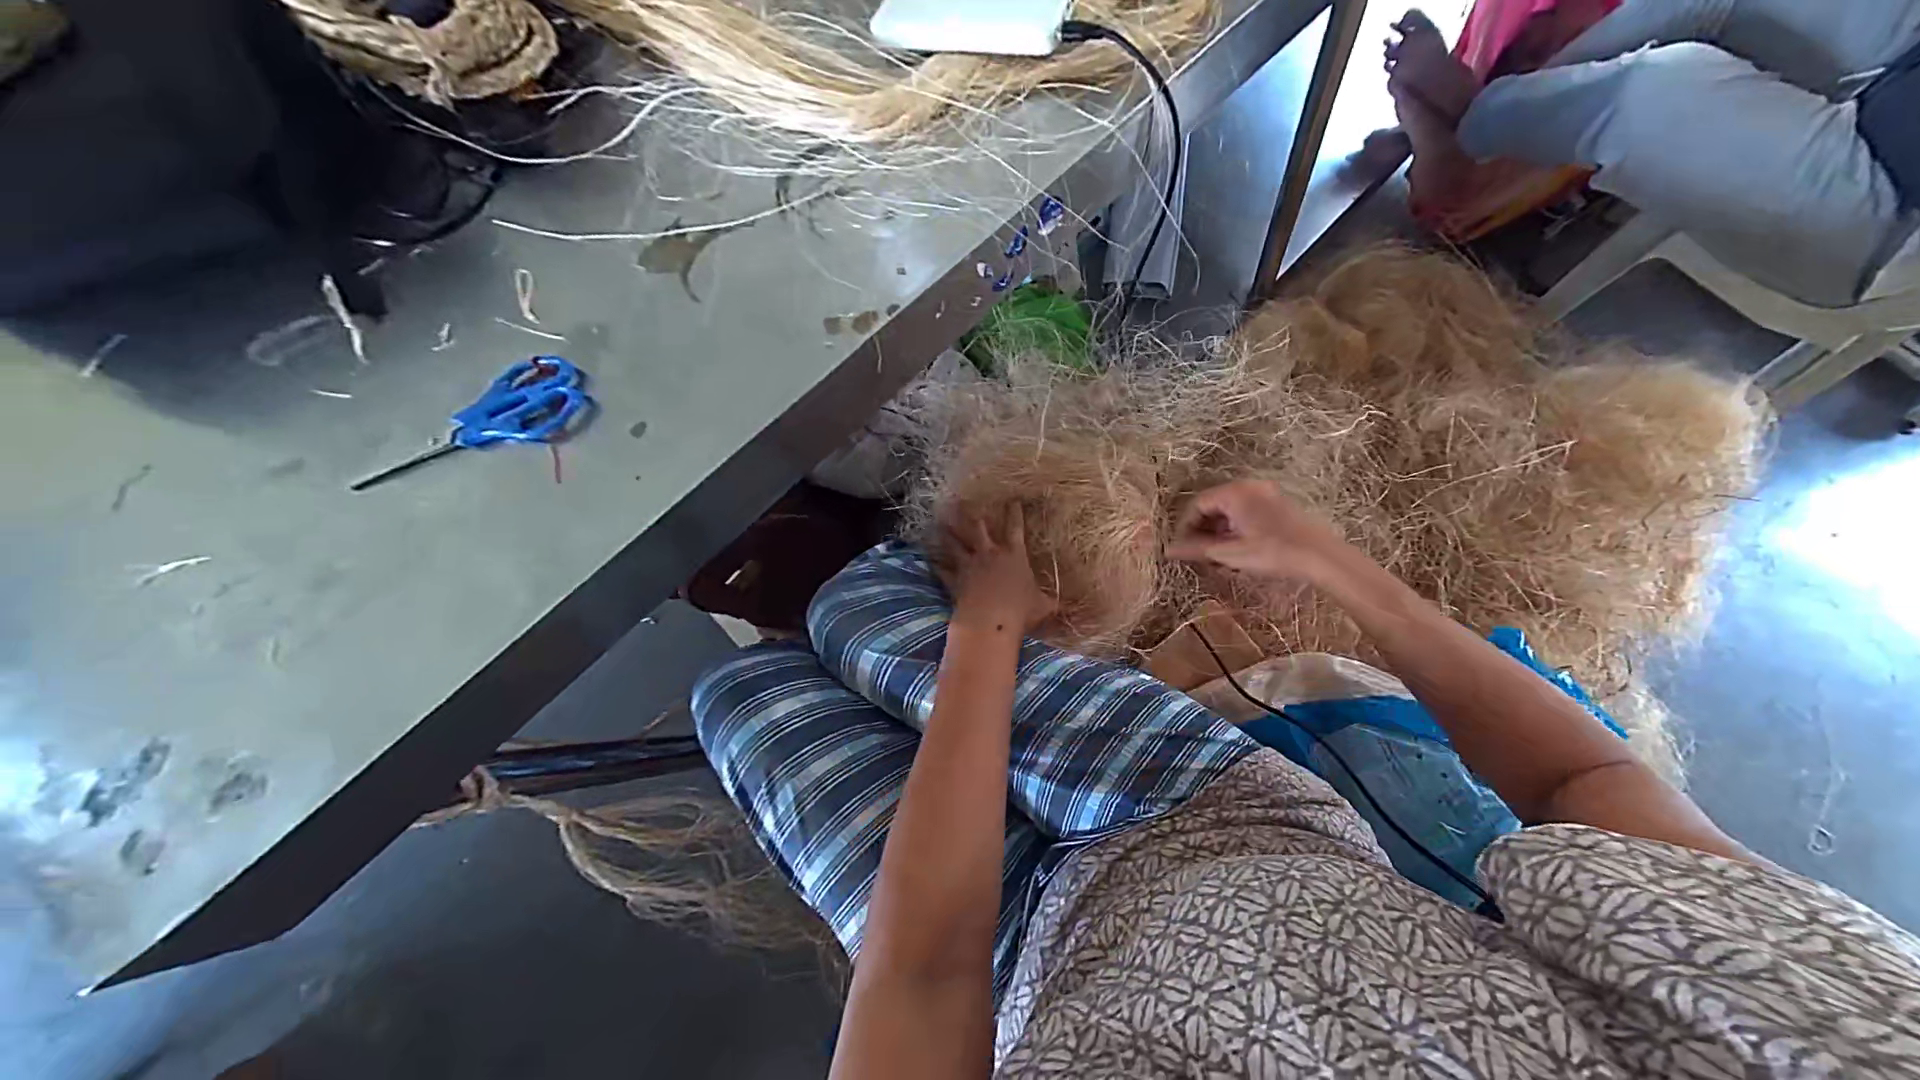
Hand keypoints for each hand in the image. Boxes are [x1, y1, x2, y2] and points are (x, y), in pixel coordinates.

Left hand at [939, 502, 1055, 634]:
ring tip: (941, 524)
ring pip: (956, 544)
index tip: (1012, 500)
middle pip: (979, 528)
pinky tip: (930, 560)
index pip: (1016, 528)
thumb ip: (1051, 601)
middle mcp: (990, 555)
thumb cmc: (1021, 611)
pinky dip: (937, 565)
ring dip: (948, 535)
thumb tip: (1063, 604)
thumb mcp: (1045, 606)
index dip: (1015, 512)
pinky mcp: (955, 581)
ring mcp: (970, 566)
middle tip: (962, 502)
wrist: (990, 622)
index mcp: (1014, 555)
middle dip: (972, 515)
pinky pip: (943, 571)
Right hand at [1167, 479, 1349, 585]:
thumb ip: (1196, 549)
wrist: (1322, 557)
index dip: (1185, 526)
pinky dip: (1236, 528)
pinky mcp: (1279, 505)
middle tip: (1200, 554)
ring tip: (1218, 556)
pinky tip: (1238, 550)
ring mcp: (1266, 494)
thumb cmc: (1272, 553)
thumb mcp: (1229, 553)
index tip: (1183, 548)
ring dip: (1219, 531)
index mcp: (1235, 492)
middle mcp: (1249, 486)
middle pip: (1213, 505)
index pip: (1197, 504)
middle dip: (1203, 529)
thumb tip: (1167, 550)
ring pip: (1230, 510)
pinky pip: (1246, 512)